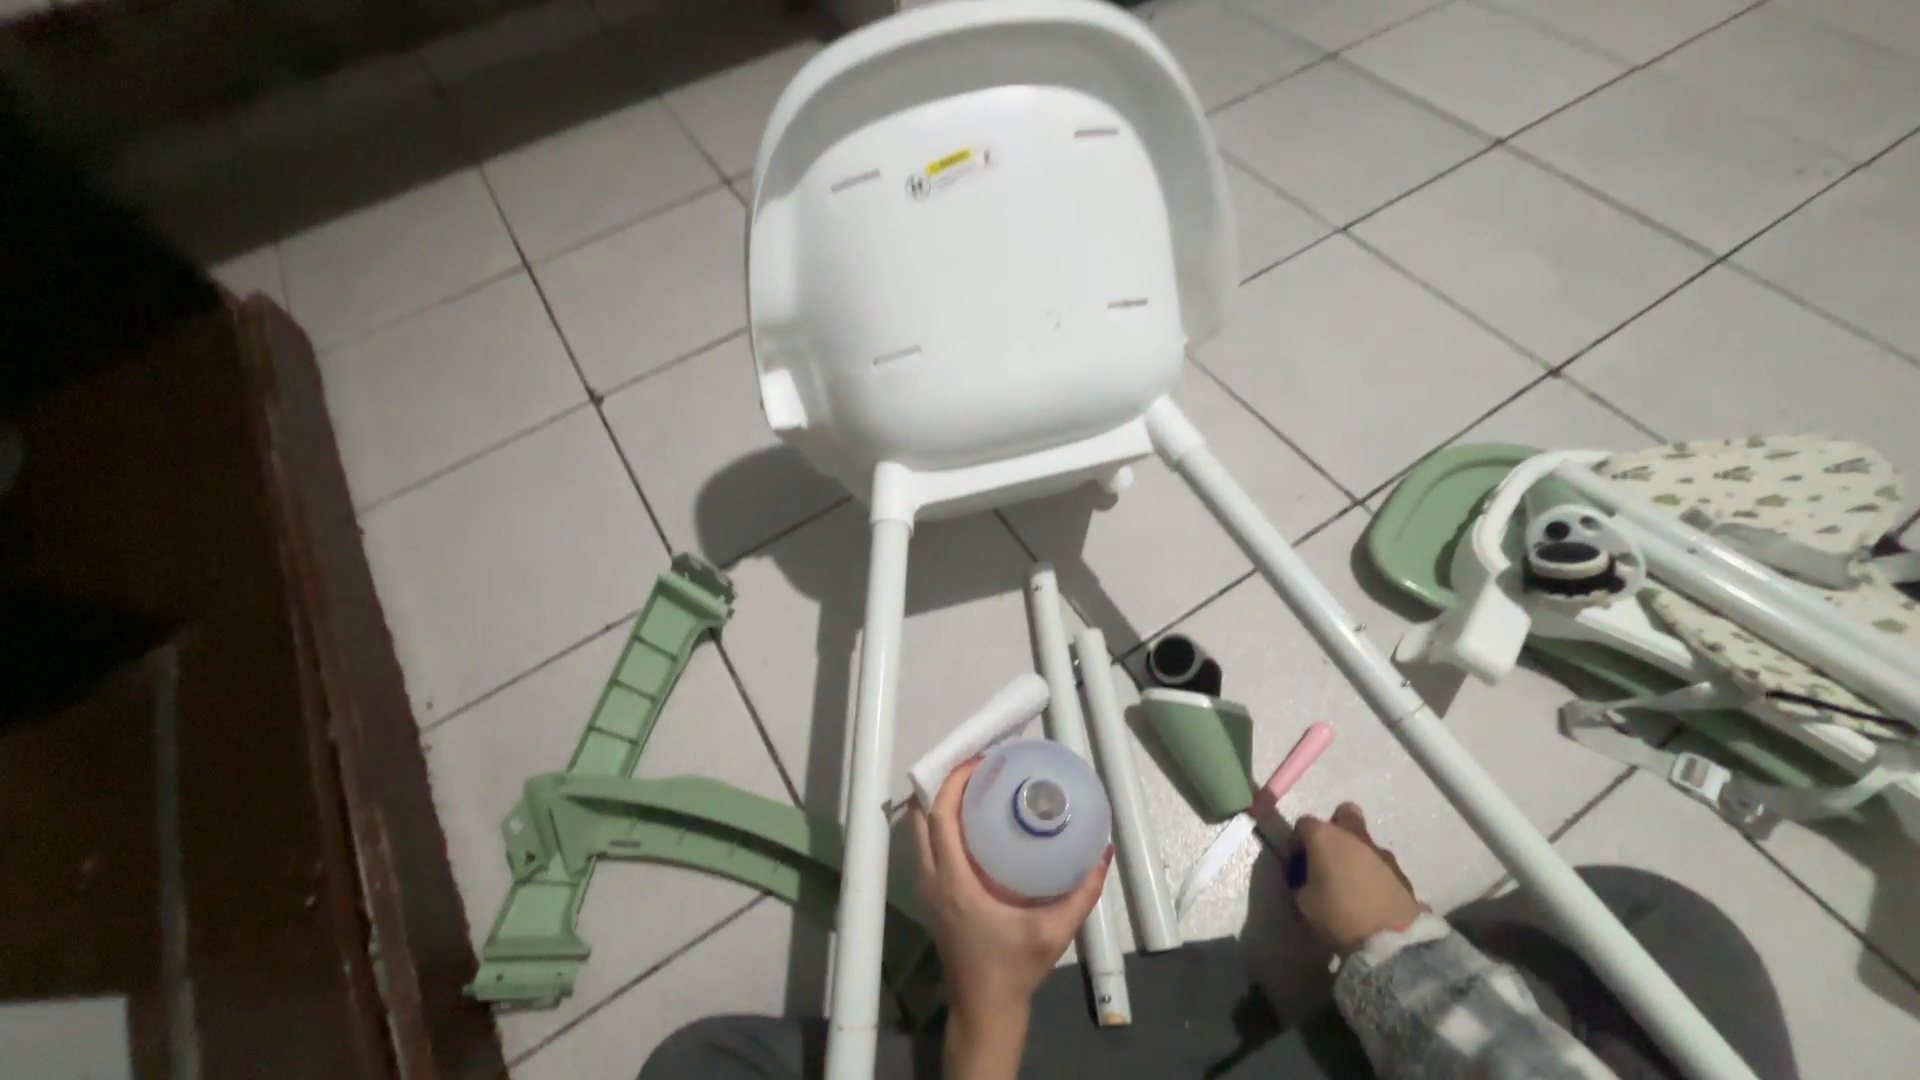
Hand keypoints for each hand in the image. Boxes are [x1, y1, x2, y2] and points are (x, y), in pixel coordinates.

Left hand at [913, 759, 1109, 1072]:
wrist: (984, 1011)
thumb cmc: (1014, 969)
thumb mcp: (1053, 931)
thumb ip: (1082, 893)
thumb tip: (1103, 852)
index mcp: (954, 883)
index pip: (939, 818)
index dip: (953, 783)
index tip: (978, 762)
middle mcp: (931, 879)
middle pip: (920, 817)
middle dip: (942, 785)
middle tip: (976, 769)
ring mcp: (926, 889)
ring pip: (918, 831)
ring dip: (936, 803)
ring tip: (972, 787)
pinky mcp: (930, 896)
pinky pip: (924, 846)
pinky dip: (937, 824)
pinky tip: (967, 820)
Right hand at [1290, 803, 1425, 955]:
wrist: (1393, 941)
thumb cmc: (1339, 915)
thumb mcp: (1304, 903)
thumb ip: (1301, 882)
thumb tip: (1307, 879)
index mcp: (1324, 837)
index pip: (1303, 824)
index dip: (1297, 842)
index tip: (1297, 864)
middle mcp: (1354, 836)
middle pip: (1344, 814)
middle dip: (1334, 828)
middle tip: (1328, 856)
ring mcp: (1382, 853)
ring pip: (1364, 841)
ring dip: (1355, 853)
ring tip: (1351, 883)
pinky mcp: (1402, 873)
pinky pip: (1381, 864)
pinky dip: (1373, 873)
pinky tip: (1370, 896)